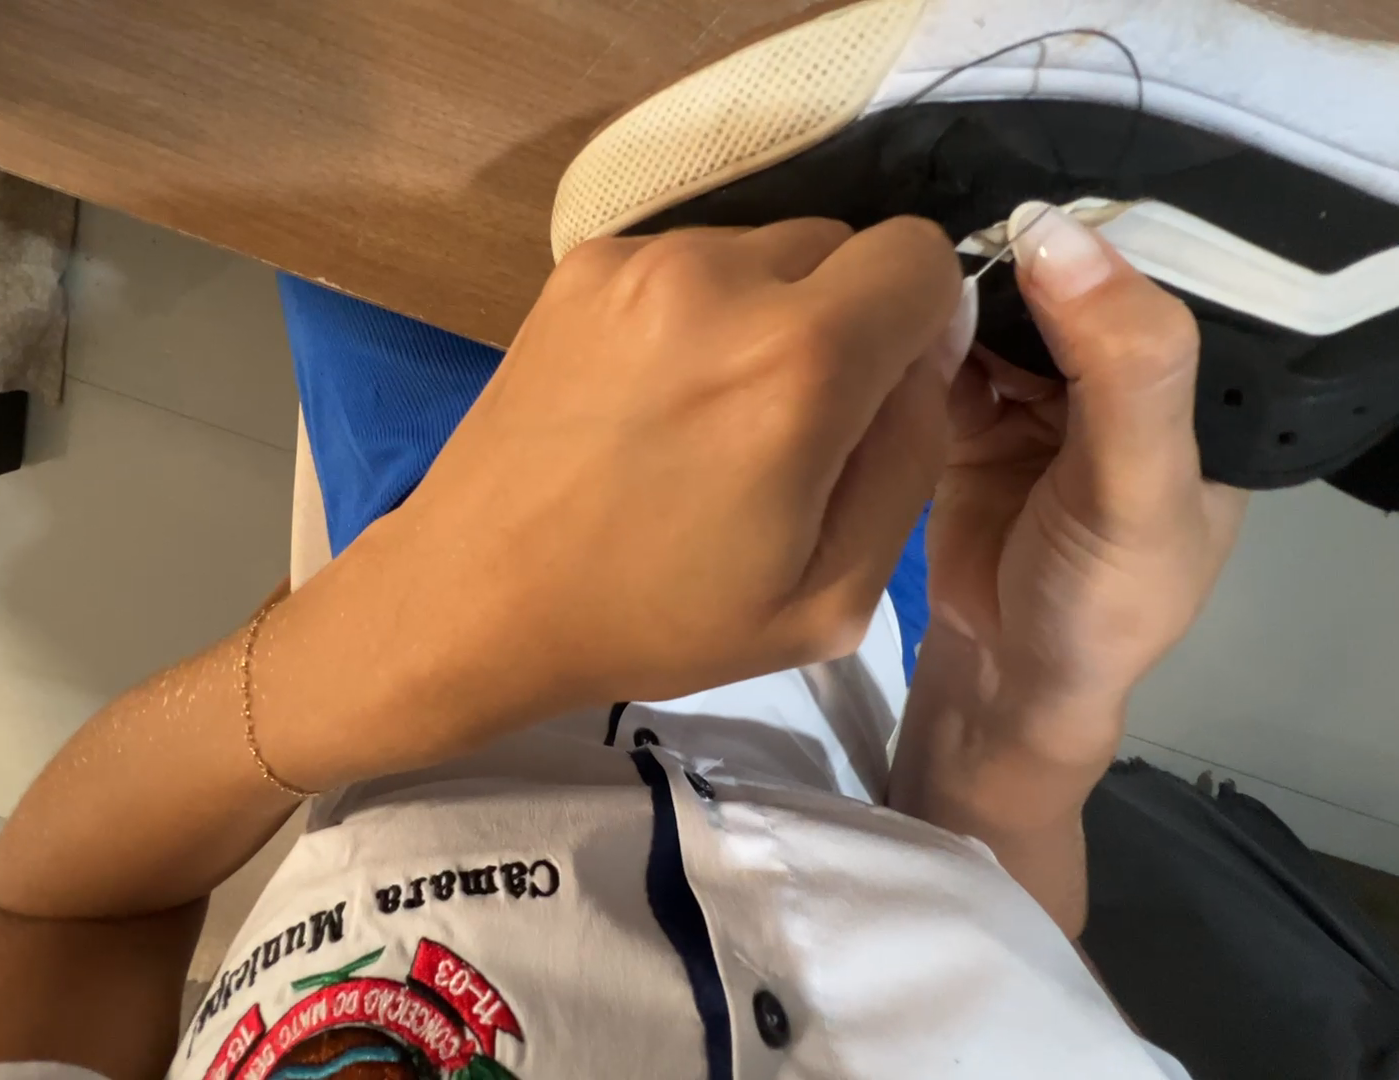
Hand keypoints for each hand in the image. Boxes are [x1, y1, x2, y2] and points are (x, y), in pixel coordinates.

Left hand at [284, 219, 974, 785]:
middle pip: (842, 246)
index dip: (919, 325)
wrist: (476, 596)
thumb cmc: (651, 620)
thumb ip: (910, 462)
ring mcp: (634, 262)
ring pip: (761, 249)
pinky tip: (642, 393)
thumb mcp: (829, 599)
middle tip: (776, 422)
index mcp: (795, 365)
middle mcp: (716, 278)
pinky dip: (691, 312)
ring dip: (762, 315)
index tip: (872, 394)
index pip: (921, 259)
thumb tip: (922, 358)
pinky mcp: (574, 267)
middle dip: (842, 322)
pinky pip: (684, 262)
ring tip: (696, 414)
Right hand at [909, 203, 1245, 822]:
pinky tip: (894, 324)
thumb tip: (1051, 230)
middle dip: (1013, 262)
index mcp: (1190, 391)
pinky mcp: (969, 428)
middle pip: (1065, 295)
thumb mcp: (1135, 484)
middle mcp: (1113, 386)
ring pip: (999, 326)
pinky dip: (922, 351)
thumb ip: (1121, 364)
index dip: (1096, 236)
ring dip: (960, 303)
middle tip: (944, 208)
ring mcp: (1035, 406)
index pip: (1152, 282)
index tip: (1024, 182)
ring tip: (906, 261)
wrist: (1005, 674)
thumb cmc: (1100, 596)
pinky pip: (946, 371)